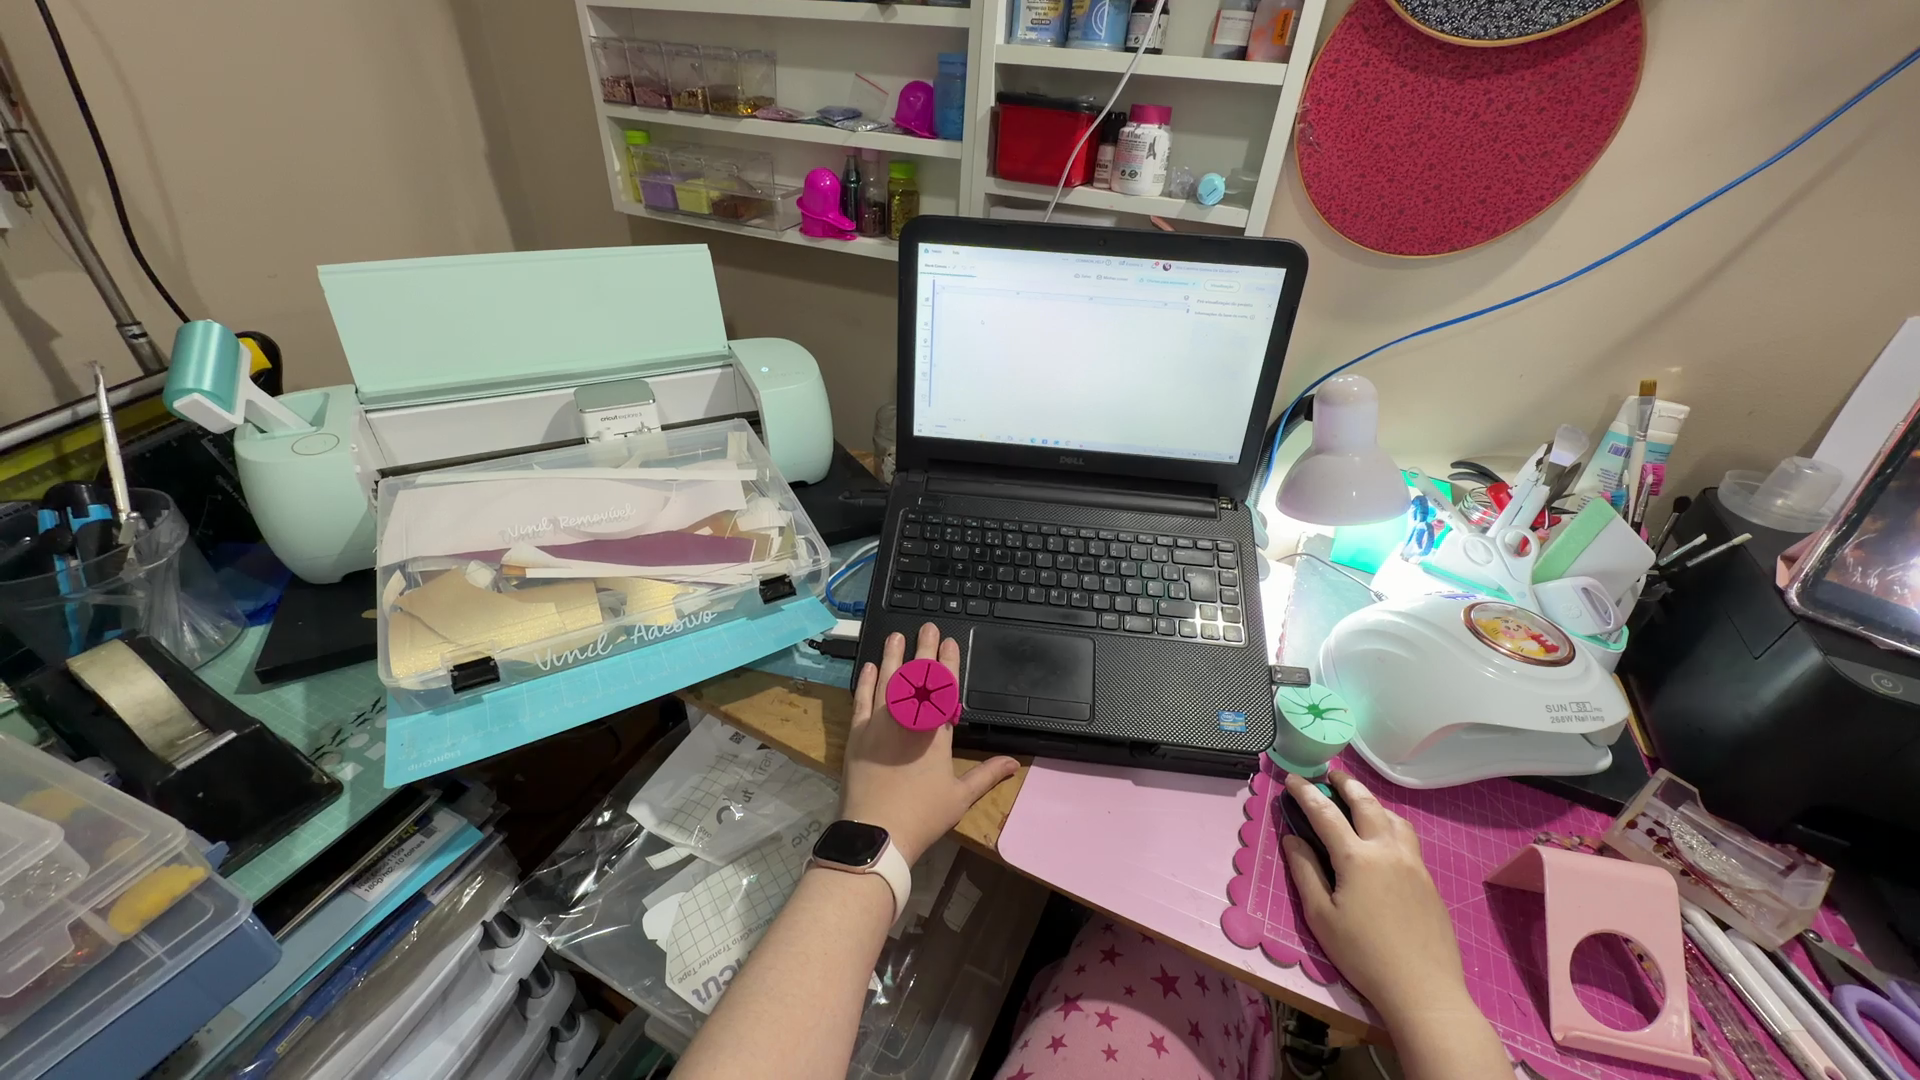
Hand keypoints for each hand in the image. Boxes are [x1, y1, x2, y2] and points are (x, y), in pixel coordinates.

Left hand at [842, 623, 1019, 863]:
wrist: (875, 833)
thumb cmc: (921, 815)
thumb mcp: (960, 797)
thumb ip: (986, 775)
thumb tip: (1014, 764)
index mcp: (934, 733)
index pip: (943, 689)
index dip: (947, 663)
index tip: (949, 642)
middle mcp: (907, 720)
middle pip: (916, 677)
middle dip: (923, 650)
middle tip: (927, 627)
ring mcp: (879, 724)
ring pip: (887, 681)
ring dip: (892, 657)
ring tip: (896, 636)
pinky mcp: (857, 735)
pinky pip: (861, 700)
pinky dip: (864, 682)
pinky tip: (868, 666)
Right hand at [1281, 771, 1471, 1020]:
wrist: (1423, 989)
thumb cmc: (1363, 954)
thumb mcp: (1320, 915)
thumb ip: (1304, 871)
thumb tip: (1292, 838)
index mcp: (1356, 858)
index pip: (1325, 813)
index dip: (1306, 793)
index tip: (1292, 778)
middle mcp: (1387, 851)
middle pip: (1366, 804)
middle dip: (1346, 784)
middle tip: (1331, 774)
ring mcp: (1413, 864)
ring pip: (1394, 818)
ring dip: (1373, 802)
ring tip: (1359, 800)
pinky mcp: (1428, 881)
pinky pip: (1408, 838)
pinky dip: (1390, 823)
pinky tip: (1384, 836)